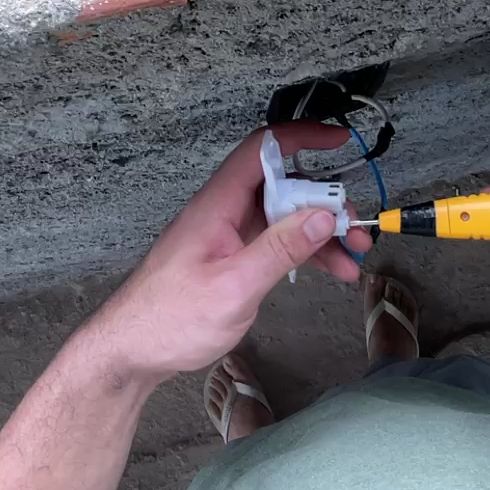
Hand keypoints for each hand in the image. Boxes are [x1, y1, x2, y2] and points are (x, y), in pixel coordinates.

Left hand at [83, 123, 373, 384]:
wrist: (132, 352)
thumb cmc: (171, 319)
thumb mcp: (234, 286)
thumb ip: (280, 248)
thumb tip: (323, 215)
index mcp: (218, 203)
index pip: (262, 149)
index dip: (301, 136)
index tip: (338, 138)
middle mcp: (225, 210)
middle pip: (283, 186)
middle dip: (325, 202)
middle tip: (356, 228)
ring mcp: (229, 234)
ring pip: (284, 216)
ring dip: (320, 232)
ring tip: (352, 257)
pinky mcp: (233, 256)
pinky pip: (276, 241)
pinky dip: (304, 251)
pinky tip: (329, 269)